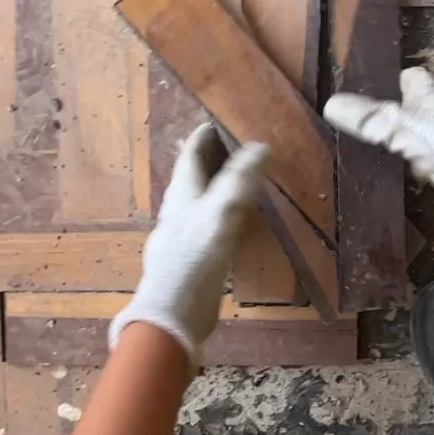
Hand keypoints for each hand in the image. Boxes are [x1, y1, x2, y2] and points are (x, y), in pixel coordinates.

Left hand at [110, 124, 270, 366]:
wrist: (173, 315)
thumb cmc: (193, 259)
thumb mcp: (220, 214)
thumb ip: (239, 181)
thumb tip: (260, 146)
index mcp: (181, 193)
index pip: (191, 154)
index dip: (204, 135)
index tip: (222, 119)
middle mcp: (178, 209)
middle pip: (194, 174)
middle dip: (213, 157)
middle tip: (239, 145)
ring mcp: (183, 234)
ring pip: (200, 199)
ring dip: (218, 185)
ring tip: (241, 178)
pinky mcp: (191, 257)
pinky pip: (208, 222)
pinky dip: (223, 212)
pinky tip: (236, 222)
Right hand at [325, 67, 433, 244]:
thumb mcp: (411, 135)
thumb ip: (375, 121)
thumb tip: (332, 104)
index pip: (414, 79)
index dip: (397, 83)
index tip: (380, 91)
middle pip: (426, 107)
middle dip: (408, 116)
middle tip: (382, 131)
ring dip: (423, 143)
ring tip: (399, 159)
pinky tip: (429, 180)